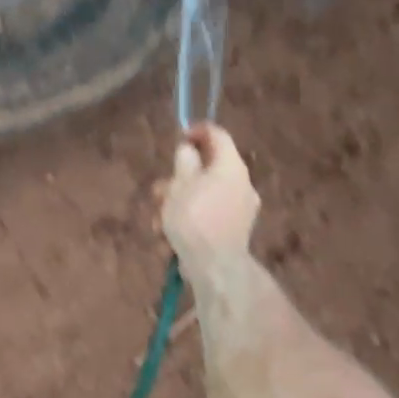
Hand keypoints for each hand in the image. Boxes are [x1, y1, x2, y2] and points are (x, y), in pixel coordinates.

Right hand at [155, 123, 259, 264]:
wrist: (214, 265)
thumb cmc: (194, 220)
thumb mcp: (180, 186)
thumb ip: (183, 163)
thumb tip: (188, 149)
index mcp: (230, 166)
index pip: (217, 136)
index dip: (197, 132)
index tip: (178, 138)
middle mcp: (240, 183)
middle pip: (205, 172)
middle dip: (176, 184)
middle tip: (158, 195)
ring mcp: (239, 210)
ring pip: (201, 198)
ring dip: (176, 209)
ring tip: (158, 227)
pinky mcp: (232, 232)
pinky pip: (206, 219)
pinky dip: (188, 226)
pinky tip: (170, 242)